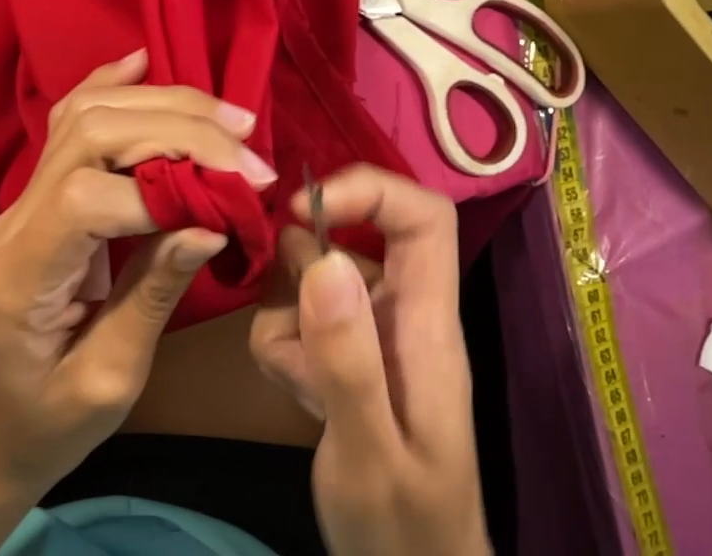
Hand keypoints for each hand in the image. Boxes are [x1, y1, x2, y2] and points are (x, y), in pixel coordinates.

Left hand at [0, 49, 275, 489]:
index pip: (84, 198)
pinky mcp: (40, 193)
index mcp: (20, 279)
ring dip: (164, 106)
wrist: (6, 425)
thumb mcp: (111, 379)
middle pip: (89, 136)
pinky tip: (145, 62)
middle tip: (249, 157)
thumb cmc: (56, 420)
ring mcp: (21, 200)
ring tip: (232, 121)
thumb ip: (152, 297)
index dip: (159, 189)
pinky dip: (111, 85)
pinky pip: (69, 120)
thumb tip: (210, 223)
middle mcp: (12, 222)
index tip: (225, 208)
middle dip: (178, 132)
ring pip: (86, 116)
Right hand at [249, 167, 490, 555]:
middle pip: (351, 239)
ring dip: (286, 319)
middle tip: (286, 332)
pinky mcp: (347, 355)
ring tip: (298, 385)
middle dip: (301, 269)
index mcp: (427, 323)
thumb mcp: (370, 453)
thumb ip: (348, 360)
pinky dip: (284, 346)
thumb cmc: (405, 527)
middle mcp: (403, 313)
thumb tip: (325, 259)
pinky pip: (301, 319)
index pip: (423, 216)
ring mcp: (373, 333)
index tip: (304, 208)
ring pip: (314, 278)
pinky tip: (297, 395)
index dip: (370, 189)